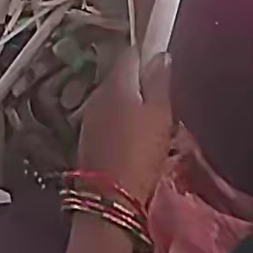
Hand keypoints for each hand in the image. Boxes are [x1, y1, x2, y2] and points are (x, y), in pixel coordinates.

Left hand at [76, 48, 172, 202]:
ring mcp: (89, 117)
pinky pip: (109, 118)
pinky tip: (136, 139)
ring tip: (153, 123)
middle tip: (164, 100)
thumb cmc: (141, 151)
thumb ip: (159, 81)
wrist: (109, 200)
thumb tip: (160, 55)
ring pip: (115, 98)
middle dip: (141, 82)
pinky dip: (122, 122)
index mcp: (116, 82)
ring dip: (131, 104)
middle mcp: (98, 93)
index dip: (148, 54)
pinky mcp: (88, 138)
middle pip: (122, 77)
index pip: (131, 53)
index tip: (163, 66)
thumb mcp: (160, 114)